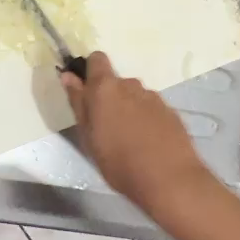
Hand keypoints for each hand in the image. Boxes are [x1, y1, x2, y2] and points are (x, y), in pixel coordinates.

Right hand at [61, 52, 213, 210]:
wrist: (169, 179)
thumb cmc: (119, 161)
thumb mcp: (89, 136)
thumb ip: (78, 103)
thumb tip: (69, 76)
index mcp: (105, 88)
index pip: (96, 59)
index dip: (89, 71)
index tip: (86, 92)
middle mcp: (131, 85)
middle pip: (116, 82)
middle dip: (110, 98)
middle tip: (107, 127)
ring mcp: (154, 97)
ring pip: (134, 97)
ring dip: (129, 110)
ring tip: (130, 140)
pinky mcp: (170, 112)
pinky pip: (151, 109)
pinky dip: (147, 120)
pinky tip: (148, 144)